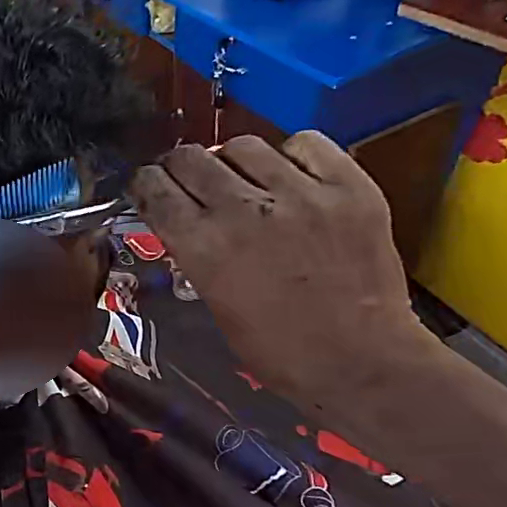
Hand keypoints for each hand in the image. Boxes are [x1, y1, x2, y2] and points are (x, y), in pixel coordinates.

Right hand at [131, 135, 429, 405]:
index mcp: (203, 246)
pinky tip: (292, 177)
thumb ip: (194, 249)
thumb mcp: (211, 298)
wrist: (360, 362)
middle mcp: (244, 211)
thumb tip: (186, 212)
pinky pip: (305, 143)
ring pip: (243, 145)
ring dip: (233, 161)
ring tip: (245, 181)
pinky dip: (291, 155)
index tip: (150, 187)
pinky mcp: (350, 187)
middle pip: (189, 158)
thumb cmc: (274, 348)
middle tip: (192, 182)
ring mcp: (301, 195)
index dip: (146, 183)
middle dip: (180, 168)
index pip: (154, 186)